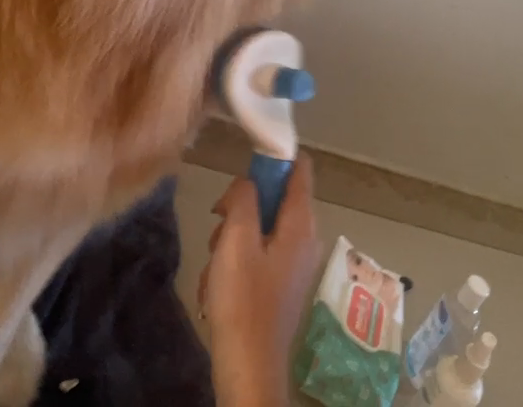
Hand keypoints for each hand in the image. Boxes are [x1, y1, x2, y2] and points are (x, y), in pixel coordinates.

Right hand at [200, 156, 320, 406]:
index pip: (301, 168)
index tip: (245, 163)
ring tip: (215, 265)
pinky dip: (237, 262)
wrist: (248, 366)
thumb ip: (243, 199)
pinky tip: (218, 285)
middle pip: (276, 198)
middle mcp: (306, 237)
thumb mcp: (236, 239)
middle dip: (242, 207)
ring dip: (233, 238)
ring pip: (262, 227)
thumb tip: (247, 180)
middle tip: (219, 225)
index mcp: (301, 222)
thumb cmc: (243, 299)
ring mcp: (296, 261)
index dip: (276, 157)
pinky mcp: (282, 282)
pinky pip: (259, 254)